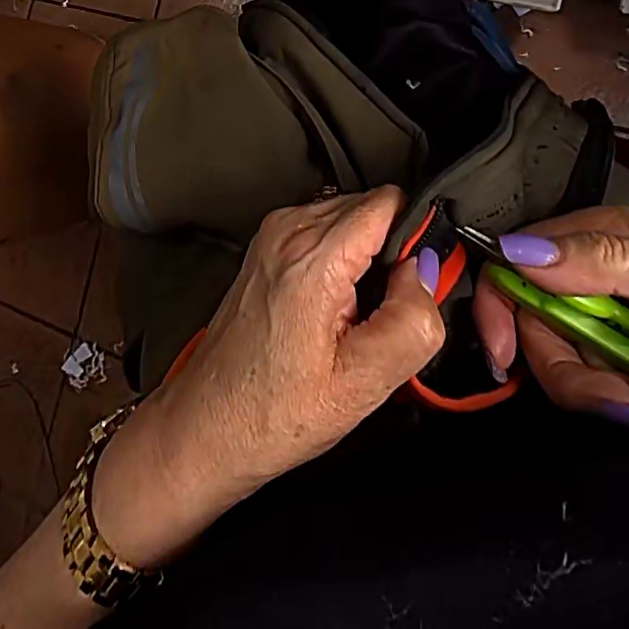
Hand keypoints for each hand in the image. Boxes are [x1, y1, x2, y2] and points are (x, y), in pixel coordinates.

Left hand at [91, 186, 444, 566]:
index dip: (413, 237)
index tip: (410, 280)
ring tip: (352, 312)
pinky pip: (326, 230)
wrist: (204, 428)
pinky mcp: (268, 247)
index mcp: (313, 258)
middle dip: (390, 249)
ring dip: (365, 254)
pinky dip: (342, 256)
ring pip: (351, 216)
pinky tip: (332, 306)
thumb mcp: (365, 382)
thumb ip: (413, 319)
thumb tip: (424, 271)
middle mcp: (288, 232)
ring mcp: (273, 236)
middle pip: (372, 206)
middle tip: (380, 309)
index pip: (390, 200)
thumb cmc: (269, 413)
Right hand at [472, 206, 628, 448]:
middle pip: (547, 329)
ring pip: (585, 371)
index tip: (504, 359)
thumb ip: (608, 263)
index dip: (504, 306)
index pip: (525, 261)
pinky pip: (626, 400)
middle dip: (584, 373)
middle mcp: (615, 280)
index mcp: (616, 240)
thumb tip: (514, 251)